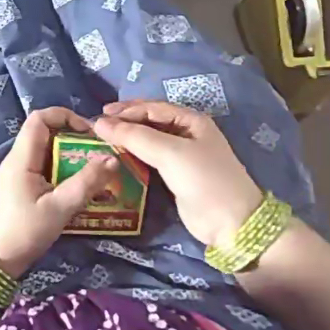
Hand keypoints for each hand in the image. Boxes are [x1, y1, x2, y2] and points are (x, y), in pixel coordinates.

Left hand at [0, 107, 120, 274]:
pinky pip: (50, 169)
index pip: (40, 118)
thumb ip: (86, 183)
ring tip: (98, 170)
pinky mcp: (27, 187)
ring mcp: (22, 173)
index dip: (66, 116)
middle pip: (49, 133)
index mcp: (22, 158)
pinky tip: (84, 187)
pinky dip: (68, 172)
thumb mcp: (59, 208)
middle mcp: (20, 159)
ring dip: (74, 157)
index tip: (90, 133)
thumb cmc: (24, 231)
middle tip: (100, 154)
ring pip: (51, 152)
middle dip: (76, 139)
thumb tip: (112, 159)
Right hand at [92, 101, 264, 251]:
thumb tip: (99, 123)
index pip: (153, 108)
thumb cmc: (204, 180)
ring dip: (128, 139)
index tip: (99, 118)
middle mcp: (187, 134)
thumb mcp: (170, 153)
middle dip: (125, 122)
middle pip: (150, 121)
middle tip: (98, 127)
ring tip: (103, 141)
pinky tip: (119, 158)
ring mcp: (183, 156)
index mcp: (192, 120)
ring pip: (149, 140)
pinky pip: (151, 158)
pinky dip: (134, 156)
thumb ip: (135, 136)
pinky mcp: (177, 176)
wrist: (231, 222)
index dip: (126, 111)